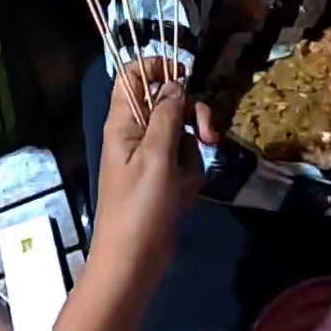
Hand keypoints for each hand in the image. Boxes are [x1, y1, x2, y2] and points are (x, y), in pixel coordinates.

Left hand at [91, 59, 202, 294]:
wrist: (133, 263)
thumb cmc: (140, 207)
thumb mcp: (156, 157)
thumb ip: (167, 117)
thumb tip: (174, 84)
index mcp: (123, 120)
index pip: (133, 75)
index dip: (156, 67)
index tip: (185, 74)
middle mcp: (134, 132)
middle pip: (167, 103)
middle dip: (191, 117)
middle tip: (208, 134)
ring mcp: (149, 156)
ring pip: (181, 136)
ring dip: (191, 156)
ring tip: (183, 182)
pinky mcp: (162, 178)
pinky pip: (184, 163)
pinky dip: (189, 177)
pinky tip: (183, 197)